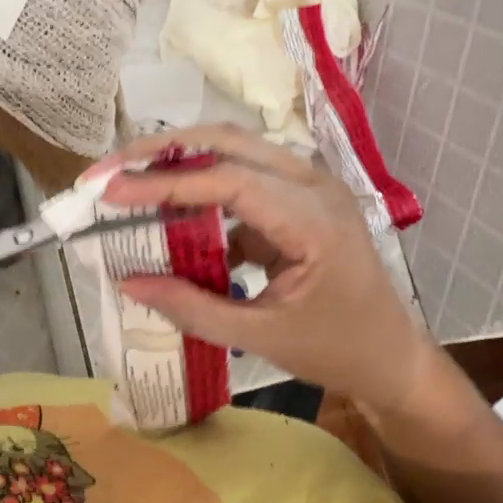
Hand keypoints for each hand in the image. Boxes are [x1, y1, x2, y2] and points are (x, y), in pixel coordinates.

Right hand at [96, 126, 436, 414]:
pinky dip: (202, 194)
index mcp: (313, 219)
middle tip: (109, 170)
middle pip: (230, 142)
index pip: (228, 180)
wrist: (393, 359)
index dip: (163, 182)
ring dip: (180, 164)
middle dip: (163, 151)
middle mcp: (314, 186)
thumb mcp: (259, 337)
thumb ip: (192, 308)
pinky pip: (243, 182)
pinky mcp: (300, 201)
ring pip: (236, 153)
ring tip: (129, 183)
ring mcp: (311, 188)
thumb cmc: (336, 351)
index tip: (110, 191)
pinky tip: (170, 220)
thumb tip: (127, 281)